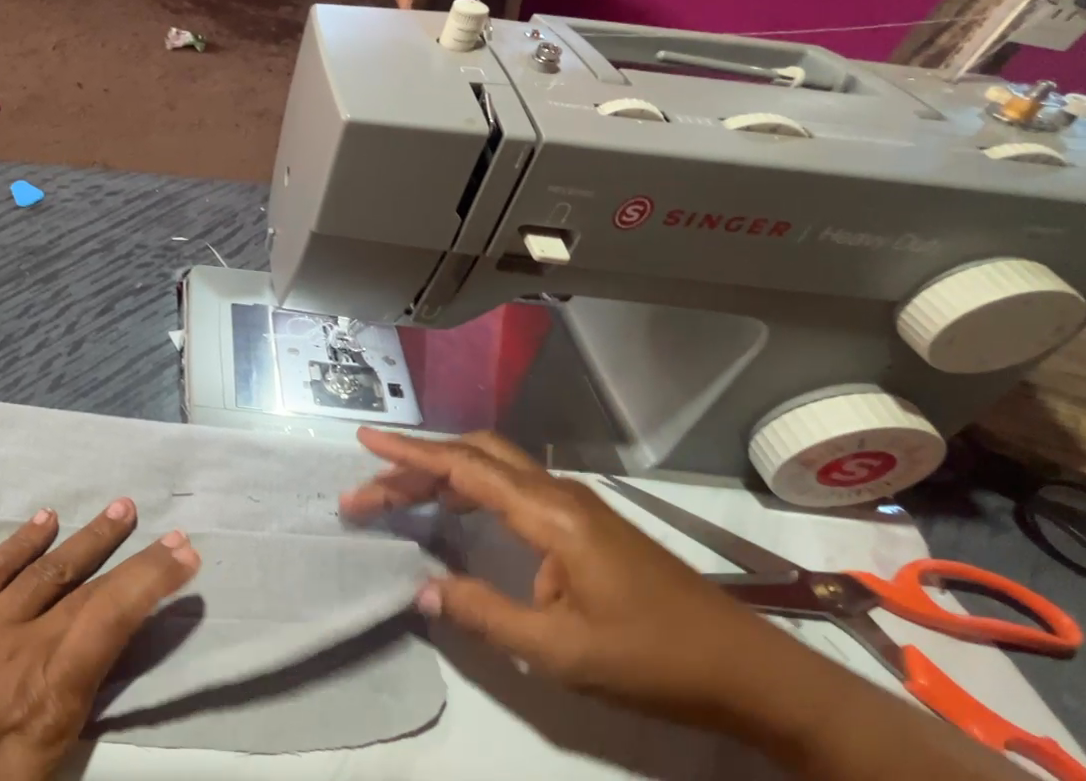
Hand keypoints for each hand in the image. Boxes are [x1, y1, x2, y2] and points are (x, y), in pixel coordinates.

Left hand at [0, 499, 199, 780]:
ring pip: (45, 568)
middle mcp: (20, 644)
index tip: (188, 553)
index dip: (155, 581)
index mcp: (48, 692)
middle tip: (170, 531)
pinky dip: (20, 543)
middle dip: (135, 558)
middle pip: (88, 588)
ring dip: (86, 538)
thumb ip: (69, 727)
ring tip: (120, 509)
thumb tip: (95, 689)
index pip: (114, 618)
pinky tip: (42, 522)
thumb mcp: (31, 780)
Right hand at [340, 429, 778, 725]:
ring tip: (398, 501)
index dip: (410, 454)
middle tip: (368, 491)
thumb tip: (421, 591)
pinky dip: (471, 489)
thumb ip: (484, 615)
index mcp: (550, 515)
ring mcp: (576, 506)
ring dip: (442, 475)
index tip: (365, 441)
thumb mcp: (559, 650)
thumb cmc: (652, 658)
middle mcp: (560, 495)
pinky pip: (513, 487)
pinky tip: (456, 515)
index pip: (465, 468)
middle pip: (475, 456)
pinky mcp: (586, 524)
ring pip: (495, 468)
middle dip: (417, 465)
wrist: (747, 672)